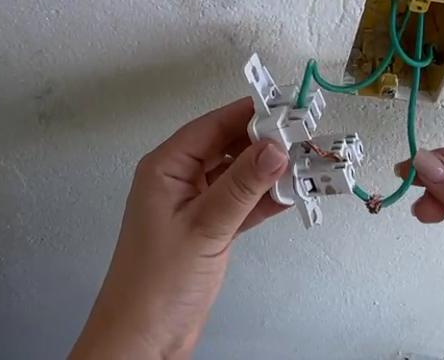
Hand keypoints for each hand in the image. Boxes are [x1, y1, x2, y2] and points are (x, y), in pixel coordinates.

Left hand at [69, 98, 288, 359]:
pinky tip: (288, 194)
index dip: (247, 114)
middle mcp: (179, 180)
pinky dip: (263, 199)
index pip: (212, 126)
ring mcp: (194, 205)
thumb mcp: (203, 227)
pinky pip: (241, 202)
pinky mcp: (208, 229)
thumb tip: (272, 148)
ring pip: (237, 174)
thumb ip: (241, 186)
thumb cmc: (153, 285)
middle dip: (262, 141)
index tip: (282, 108)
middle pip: (226, 146)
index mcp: (166, 167)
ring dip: (266, 171)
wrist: (142, 342)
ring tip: (301, 163)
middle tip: (299, 136)